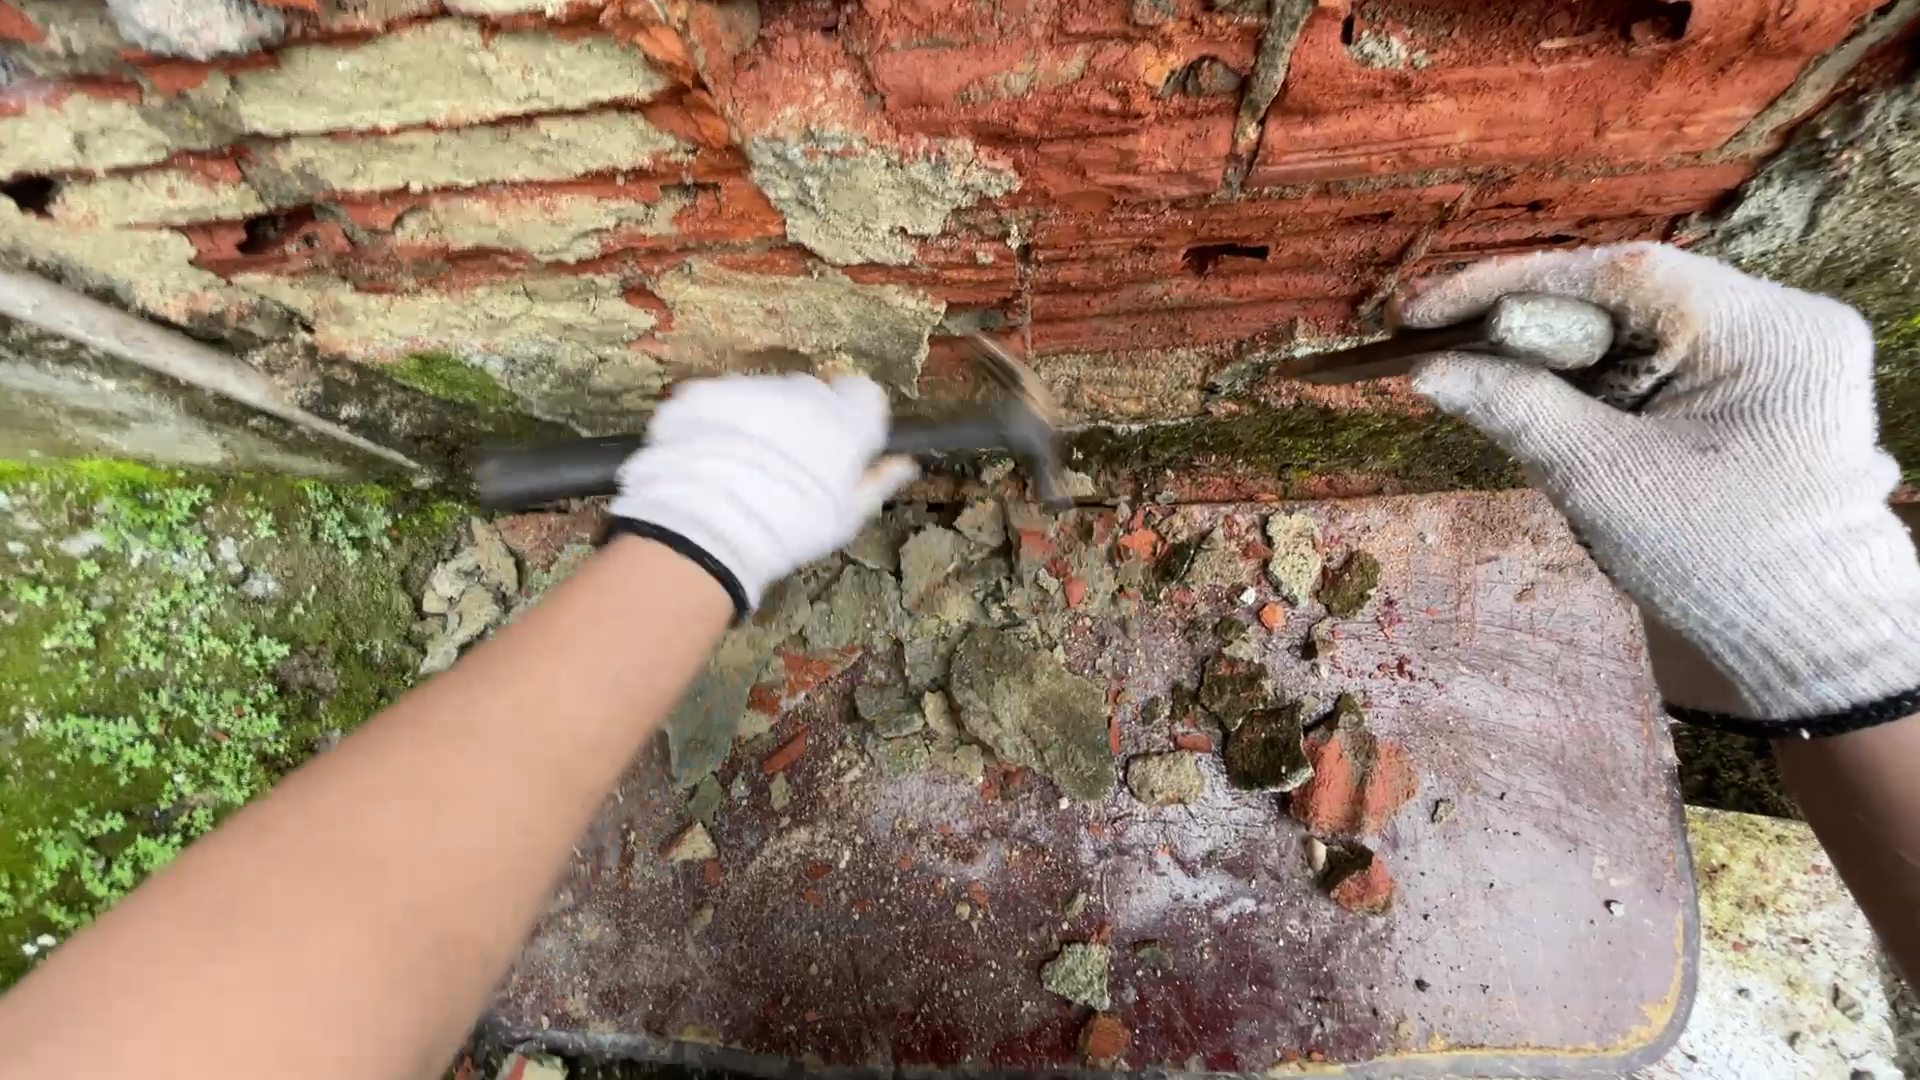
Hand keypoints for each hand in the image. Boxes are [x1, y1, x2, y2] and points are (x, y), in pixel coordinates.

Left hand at [609, 374, 915, 612]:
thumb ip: (880, 482)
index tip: (845, 441)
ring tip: (748, 462)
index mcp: (848, 421)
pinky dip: (723, 417)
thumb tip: (906, 465)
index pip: (866, 394)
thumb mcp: (848, 516)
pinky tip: (713, 453)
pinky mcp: (710, 391)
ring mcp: (756, 388)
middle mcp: (806, 393)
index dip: (856, 415)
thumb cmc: (796, 526)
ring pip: (769, 392)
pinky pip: (724, 397)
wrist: (713, 523)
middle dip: (810, 416)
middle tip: (795, 460)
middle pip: (816, 392)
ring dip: (766, 416)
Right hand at [1403, 243, 1919, 732]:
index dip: (1509, 284)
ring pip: (1611, 324)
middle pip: (1613, 293)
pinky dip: (1558, 370)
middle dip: (1513, 314)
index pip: (1620, 274)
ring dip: (1529, 344)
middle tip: (1425, 334)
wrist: (1790, 619)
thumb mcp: (1599, 478)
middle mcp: (1766, 321)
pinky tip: (1509, 385)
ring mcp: (1746, 349)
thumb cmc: (1712, 554)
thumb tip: (1424, 370)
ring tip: (1454, 361)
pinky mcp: (1720, 381)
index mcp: (1766, 332)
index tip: (1423, 312)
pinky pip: (1622, 356)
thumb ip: (1515, 411)